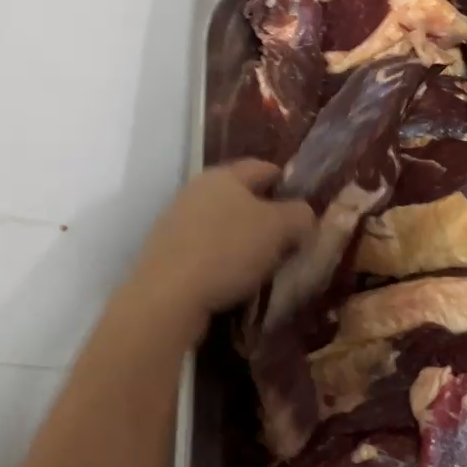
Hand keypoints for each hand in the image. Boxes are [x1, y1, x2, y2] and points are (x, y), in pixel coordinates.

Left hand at [126, 161, 315, 318]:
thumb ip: (300, 215)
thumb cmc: (228, 250)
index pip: (263, 167)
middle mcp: (196, 191)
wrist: (166, 298)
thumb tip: (303, 215)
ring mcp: (175, 222)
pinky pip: (203, 249)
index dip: (287, 182)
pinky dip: (220, 259)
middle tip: (287, 237)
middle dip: (264, 214)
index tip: (303, 205)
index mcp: (224, 175)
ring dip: (242, 239)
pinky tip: (232, 280)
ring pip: (221, 224)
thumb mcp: (279, 229)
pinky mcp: (164, 254)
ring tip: (262, 264)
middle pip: (240, 196)